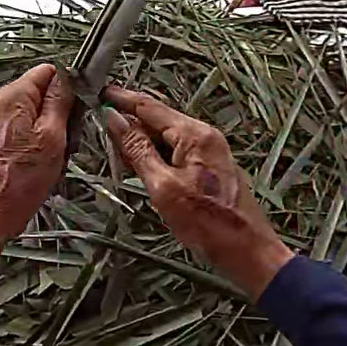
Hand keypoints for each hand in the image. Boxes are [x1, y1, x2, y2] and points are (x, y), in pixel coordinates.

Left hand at [0, 63, 73, 243]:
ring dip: (57, 129)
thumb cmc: (17, 181)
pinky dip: (47, 141)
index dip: (71, 86)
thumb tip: (71, 76)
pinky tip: (48, 158)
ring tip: (57, 151)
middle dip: (64, 111)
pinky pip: (35, 129)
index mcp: (14, 96)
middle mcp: (5, 103)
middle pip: (47, 91)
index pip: (50, 70)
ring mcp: (5, 120)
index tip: (80, 104)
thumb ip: (62, 101)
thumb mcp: (53, 136)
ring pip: (43, 112)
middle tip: (68, 135)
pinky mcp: (7, 137)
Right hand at [101, 86, 294, 297]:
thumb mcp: (162, 186)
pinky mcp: (209, 165)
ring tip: (118, 155)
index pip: (149, 106)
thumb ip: (137, 150)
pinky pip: (176, 150)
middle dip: (129, 122)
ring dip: (141, 141)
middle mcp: (205, 135)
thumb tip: (114, 120)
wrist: (247, 252)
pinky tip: (141, 168)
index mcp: (195, 134)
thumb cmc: (207, 223)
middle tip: (102, 129)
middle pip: (158, 119)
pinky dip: (155, 154)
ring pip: (165, 136)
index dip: (121, 99)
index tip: (99, 93)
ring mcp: (209, 150)